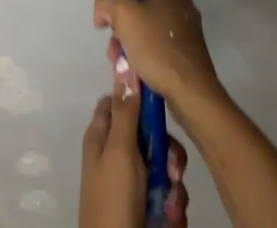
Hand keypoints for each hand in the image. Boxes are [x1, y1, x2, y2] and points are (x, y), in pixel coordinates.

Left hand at [80, 77, 189, 227]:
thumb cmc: (114, 198)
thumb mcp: (119, 150)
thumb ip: (126, 110)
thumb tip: (124, 64)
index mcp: (103, 136)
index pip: (120, 101)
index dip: (139, 97)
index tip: (162, 99)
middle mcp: (117, 154)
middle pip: (151, 134)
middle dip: (168, 151)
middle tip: (172, 168)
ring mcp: (133, 182)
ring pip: (164, 166)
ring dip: (173, 184)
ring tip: (170, 201)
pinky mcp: (147, 204)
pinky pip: (168, 194)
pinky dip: (173, 205)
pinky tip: (171, 216)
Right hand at [93, 0, 223, 107]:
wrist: (188, 90)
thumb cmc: (157, 47)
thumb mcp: (123, 13)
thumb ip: (105, 2)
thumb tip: (102, 14)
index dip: (115, 10)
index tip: (110, 31)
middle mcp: (181, 8)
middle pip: (136, 16)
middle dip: (120, 36)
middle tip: (115, 54)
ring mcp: (185, 34)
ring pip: (143, 37)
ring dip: (127, 51)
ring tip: (123, 68)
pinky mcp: (185, 57)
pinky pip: (155, 53)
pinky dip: (142, 62)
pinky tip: (136, 74)